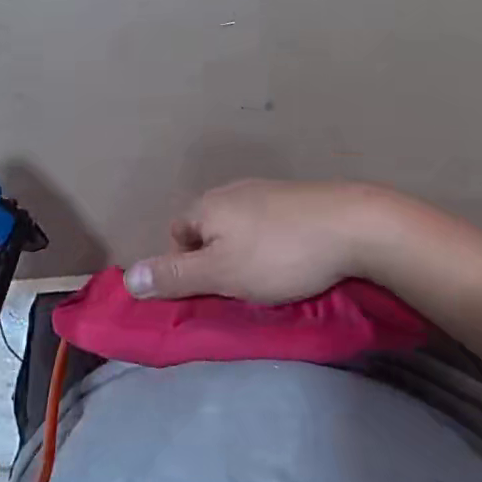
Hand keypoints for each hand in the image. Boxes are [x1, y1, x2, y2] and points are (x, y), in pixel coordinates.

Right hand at [125, 180, 418, 303]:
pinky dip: (271, 242)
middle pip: (207, 229)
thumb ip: (174, 277)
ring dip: (244, 251)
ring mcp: (265, 189)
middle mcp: (230, 190)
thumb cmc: (279, 255)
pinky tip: (294, 258)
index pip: (176, 235)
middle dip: (216, 259)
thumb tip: (128, 278)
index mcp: (206, 205)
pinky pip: (267, 222)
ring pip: (238, 226)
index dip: (185, 267)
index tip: (213, 291)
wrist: (354, 225)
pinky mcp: (295, 196)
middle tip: (241, 288)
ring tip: (271, 277)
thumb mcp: (220, 274)